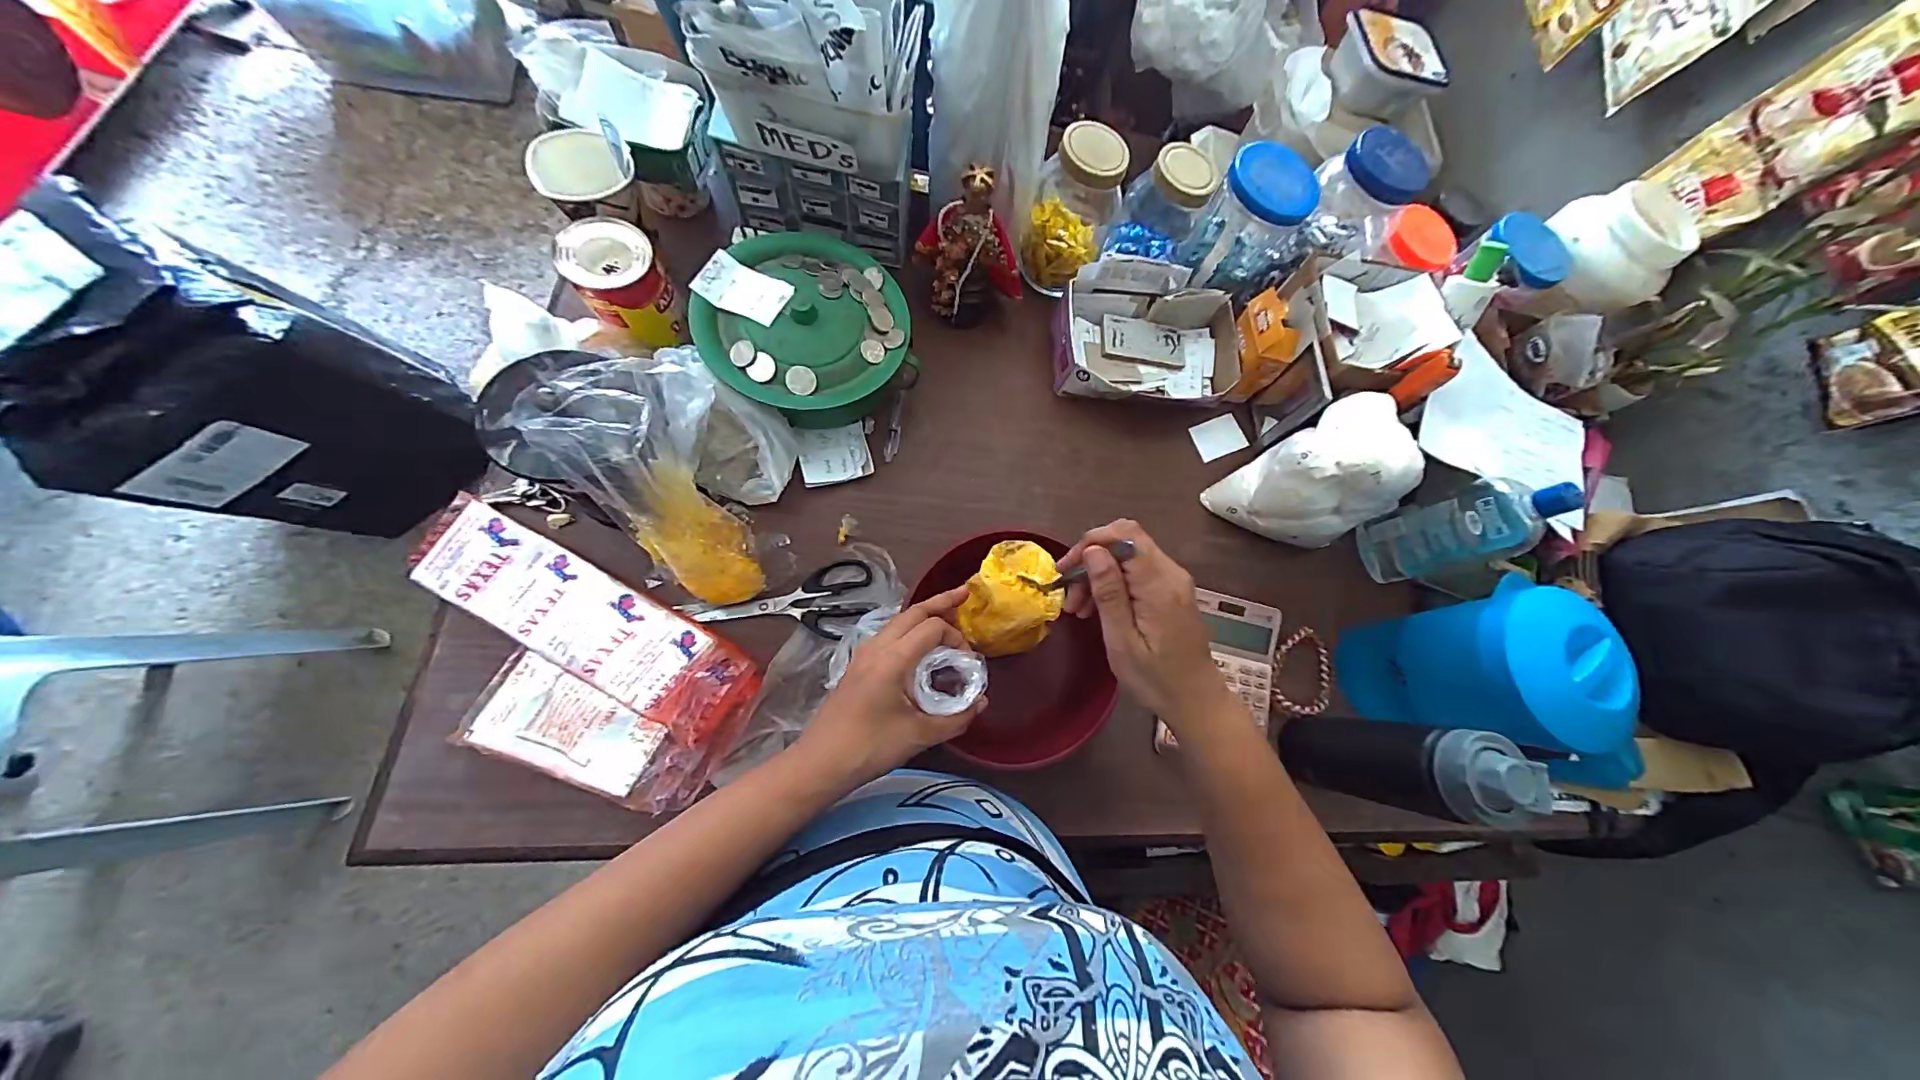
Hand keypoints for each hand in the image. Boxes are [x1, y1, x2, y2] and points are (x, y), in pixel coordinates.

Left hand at [788, 586, 987, 789]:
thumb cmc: (870, 747)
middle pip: (913, 612)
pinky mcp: (858, 665)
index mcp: (892, 659)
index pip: (932, 627)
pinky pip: (889, 635)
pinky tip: (920, 645)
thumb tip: (980, 702)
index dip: (956, 637)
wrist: (821, 762)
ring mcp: (863, 654)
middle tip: (964, 596)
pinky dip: (909, 630)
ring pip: (898, 621)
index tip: (968, 662)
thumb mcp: (920, 736)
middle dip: (940, 603)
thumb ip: (956, 717)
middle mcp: (877, 647)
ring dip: (923, 616)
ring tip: (946, 616)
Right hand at [1058, 520, 1234, 726]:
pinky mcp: (1170, 591)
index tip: (1067, 570)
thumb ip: (1109, 592)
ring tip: (1077, 608)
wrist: (1195, 700)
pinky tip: (1096, 609)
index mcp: (1159, 585)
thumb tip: (1093, 550)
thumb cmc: (1155, 678)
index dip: (1091, 542)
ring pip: (1127, 557)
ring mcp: (1173, 581)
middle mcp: (1171, 574)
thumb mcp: (1122, 640)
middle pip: (1125, 542)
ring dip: (1098, 575)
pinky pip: (1136, 573)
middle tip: (1068, 595)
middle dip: (1090, 560)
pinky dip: (1112, 584)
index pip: (1125, 535)